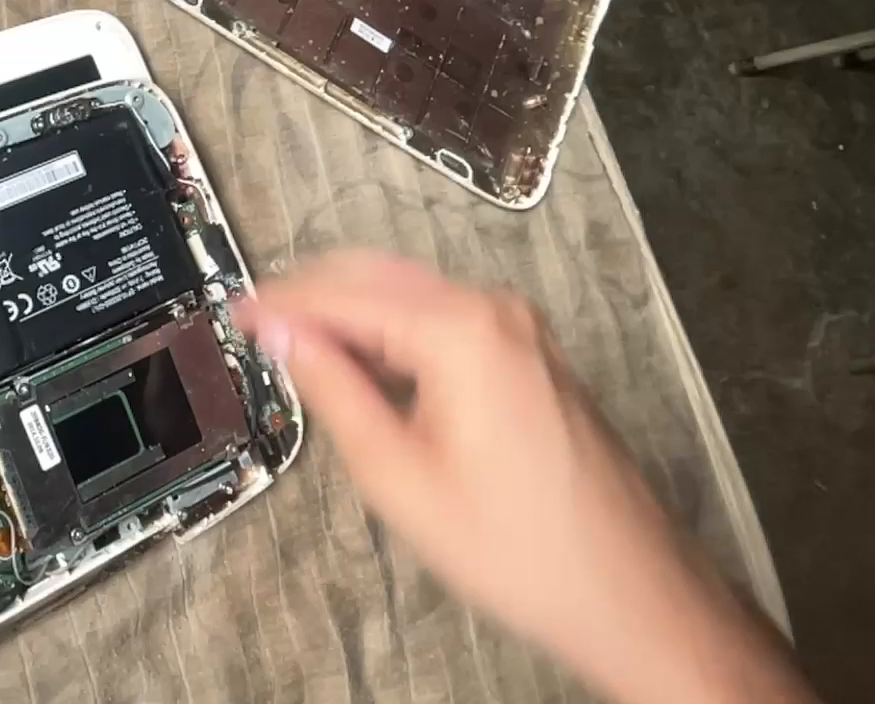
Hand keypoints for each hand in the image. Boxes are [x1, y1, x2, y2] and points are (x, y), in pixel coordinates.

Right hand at [233, 250, 813, 703]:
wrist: (638, 599)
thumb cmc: (515, 547)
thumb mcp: (396, 473)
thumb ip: (331, 388)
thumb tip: (282, 335)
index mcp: (459, 332)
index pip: (342, 295)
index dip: (280, 302)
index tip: (236, 311)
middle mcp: (491, 310)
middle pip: (373, 275)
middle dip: (308, 293)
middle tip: (257, 322)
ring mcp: (515, 327)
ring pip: (404, 289)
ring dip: (344, 307)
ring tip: (294, 339)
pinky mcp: (524, 350)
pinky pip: (436, 313)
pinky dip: (385, 324)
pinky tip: (358, 355)